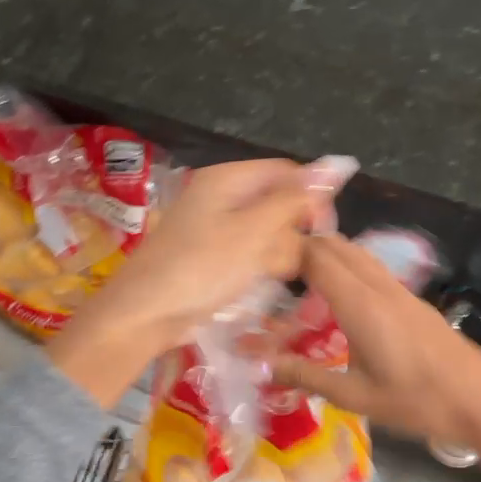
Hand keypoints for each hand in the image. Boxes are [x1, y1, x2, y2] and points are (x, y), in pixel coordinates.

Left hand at [50, 159, 328, 406]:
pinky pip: (248, 257)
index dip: (310, 196)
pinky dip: (257, 270)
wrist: (145, 314)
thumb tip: (334, 167)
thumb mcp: (254, 231)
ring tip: (262, 279)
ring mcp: (214, 230)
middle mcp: (220, 198)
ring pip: (267, 234)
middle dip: (289, 234)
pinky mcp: (211, 259)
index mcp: (227, 179)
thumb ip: (293, 200)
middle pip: (278, 204)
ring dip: (275, 257)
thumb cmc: (201, 268)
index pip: (286, 173)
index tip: (323, 231)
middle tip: (283, 262)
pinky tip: (254, 289)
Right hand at [274, 234, 480, 481]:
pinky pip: (372, 270)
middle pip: (337, 246)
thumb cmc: (416, 402)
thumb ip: (305, 376)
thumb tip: (260, 365)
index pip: (316, 257)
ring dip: (328, 255)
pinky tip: (338, 301)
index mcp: (360, 304)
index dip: (286, 252)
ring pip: (357, 254)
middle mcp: (379, 287)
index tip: (259, 265)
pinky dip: (347, 270)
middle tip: (273, 270)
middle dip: (303, 248)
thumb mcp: (354, 396)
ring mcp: (400, 291)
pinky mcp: (413, 302)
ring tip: (299, 281)